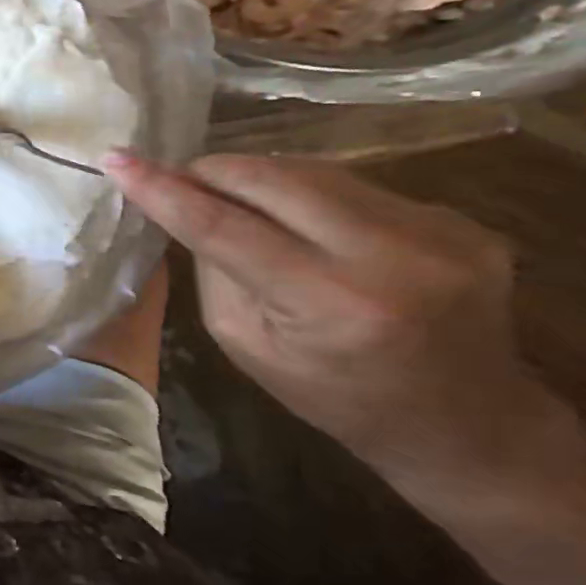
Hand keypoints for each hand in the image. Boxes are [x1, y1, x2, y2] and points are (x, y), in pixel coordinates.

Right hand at [107, 152, 561, 475]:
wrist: (470, 425)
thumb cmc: (334, 394)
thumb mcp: (246, 343)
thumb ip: (216, 267)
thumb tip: (189, 203)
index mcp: (332, 303)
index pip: (223, 227)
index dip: (163, 190)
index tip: (116, 158)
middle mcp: (393, 256)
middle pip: (271, 178)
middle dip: (212, 171)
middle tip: (178, 179)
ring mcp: (437, 231)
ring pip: (311, 170)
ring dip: (260, 181)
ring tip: (243, 207)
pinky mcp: (459, 219)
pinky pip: (352, 186)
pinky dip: (311, 197)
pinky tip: (313, 228)